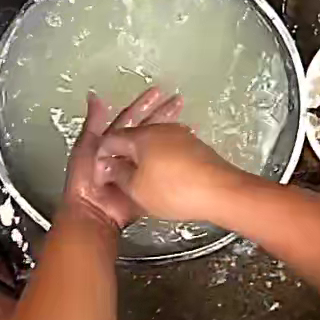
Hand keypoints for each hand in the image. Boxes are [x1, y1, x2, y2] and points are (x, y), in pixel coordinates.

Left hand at [61, 86, 183, 231]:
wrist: (93, 212)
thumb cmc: (83, 180)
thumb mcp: (86, 146)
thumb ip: (93, 122)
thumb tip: (94, 97)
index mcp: (112, 141)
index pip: (131, 117)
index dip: (144, 104)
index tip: (159, 93)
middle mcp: (127, 152)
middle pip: (148, 129)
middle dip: (163, 114)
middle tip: (178, 101)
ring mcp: (138, 167)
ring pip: (157, 146)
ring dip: (171, 134)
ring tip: (186, 122)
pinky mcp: (148, 182)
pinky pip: (162, 168)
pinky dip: (174, 158)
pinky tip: (186, 148)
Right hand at [96, 122, 250, 223]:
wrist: (220, 191)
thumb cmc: (173, 190)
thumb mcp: (137, 189)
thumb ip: (119, 174)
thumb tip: (108, 164)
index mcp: (141, 136)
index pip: (112, 138)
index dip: (102, 154)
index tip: (99, 169)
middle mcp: (160, 129)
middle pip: (134, 134)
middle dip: (123, 147)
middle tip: (116, 163)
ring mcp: (180, 134)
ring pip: (154, 137)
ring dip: (145, 149)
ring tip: (138, 165)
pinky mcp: (195, 144)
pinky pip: (170, 144)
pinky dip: (162, 153)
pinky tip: (162, 167)